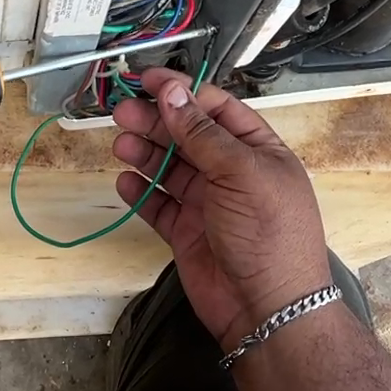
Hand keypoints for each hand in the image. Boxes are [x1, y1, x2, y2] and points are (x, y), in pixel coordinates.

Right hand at [111, 68, 331, 347]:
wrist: (269, 310)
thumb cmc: (267, 230)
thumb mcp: (240, 172)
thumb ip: (201, 133)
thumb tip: (172, 91)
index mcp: (255, 148)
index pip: (214, 107)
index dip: (181, 91)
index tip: (147, 80)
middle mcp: (231, 170)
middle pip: (186, 134)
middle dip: (156, 121)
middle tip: (122, 112)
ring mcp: (208, 202)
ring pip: (169, 167)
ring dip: (145, 152)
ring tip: (121, 144)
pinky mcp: (187, 232)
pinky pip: (159, 204)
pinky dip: (142, 192)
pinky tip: (126, 182)